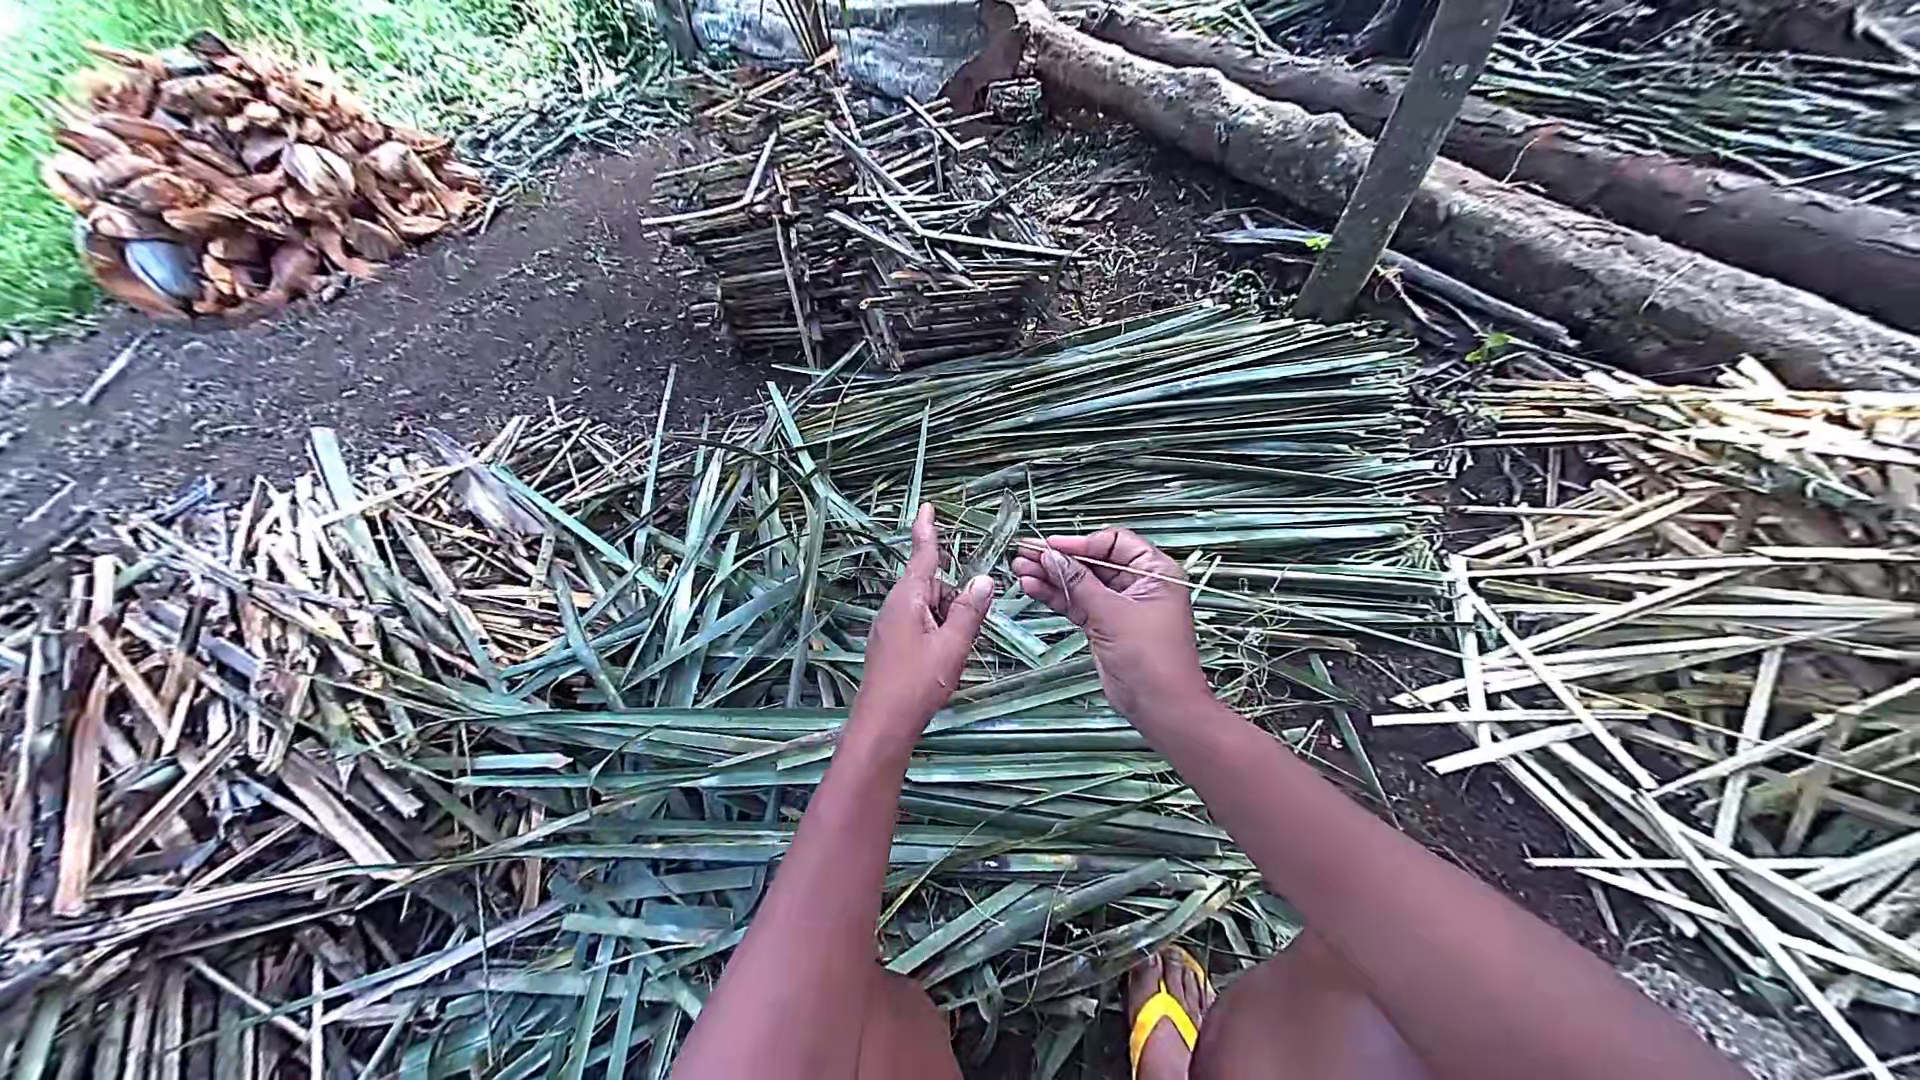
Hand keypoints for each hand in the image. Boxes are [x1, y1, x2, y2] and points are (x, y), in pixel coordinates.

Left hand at [851, 504, 995, 747]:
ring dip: (946, 621)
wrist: (883, 723)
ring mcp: (890, 626)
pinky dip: (936, 633)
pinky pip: (919, 625)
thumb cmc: (917, 682)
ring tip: (950, 653)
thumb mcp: (952, 645)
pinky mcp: (890, 644)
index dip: (928, 530)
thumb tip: (984, 581)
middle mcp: (895, 606)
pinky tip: (940, 660)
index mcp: (908, 598)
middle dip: (953, 600)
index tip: (928, 506)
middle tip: (963, 633)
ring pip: (927, 608)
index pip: (923, 555)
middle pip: (932, 586)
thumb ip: (969, 611)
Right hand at [1011, 529, 1210, 718]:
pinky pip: (1077, 603)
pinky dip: (1056, 596)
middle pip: (1093, 561)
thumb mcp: (1113, 613)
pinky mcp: (1104, 625)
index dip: (1081, 543)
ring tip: (1021, 569)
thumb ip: (1079, 583)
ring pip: (1080, 582)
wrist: (1160, 706)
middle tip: (1027, 553)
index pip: (1114, 543)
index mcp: (1154, 572)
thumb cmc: (1154, 660)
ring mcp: (1119, 606)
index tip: (1051, 546)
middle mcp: (1138, 585)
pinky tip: (1033, 588)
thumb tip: (1053, 557)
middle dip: (1059, 558)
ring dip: (1051, 576)